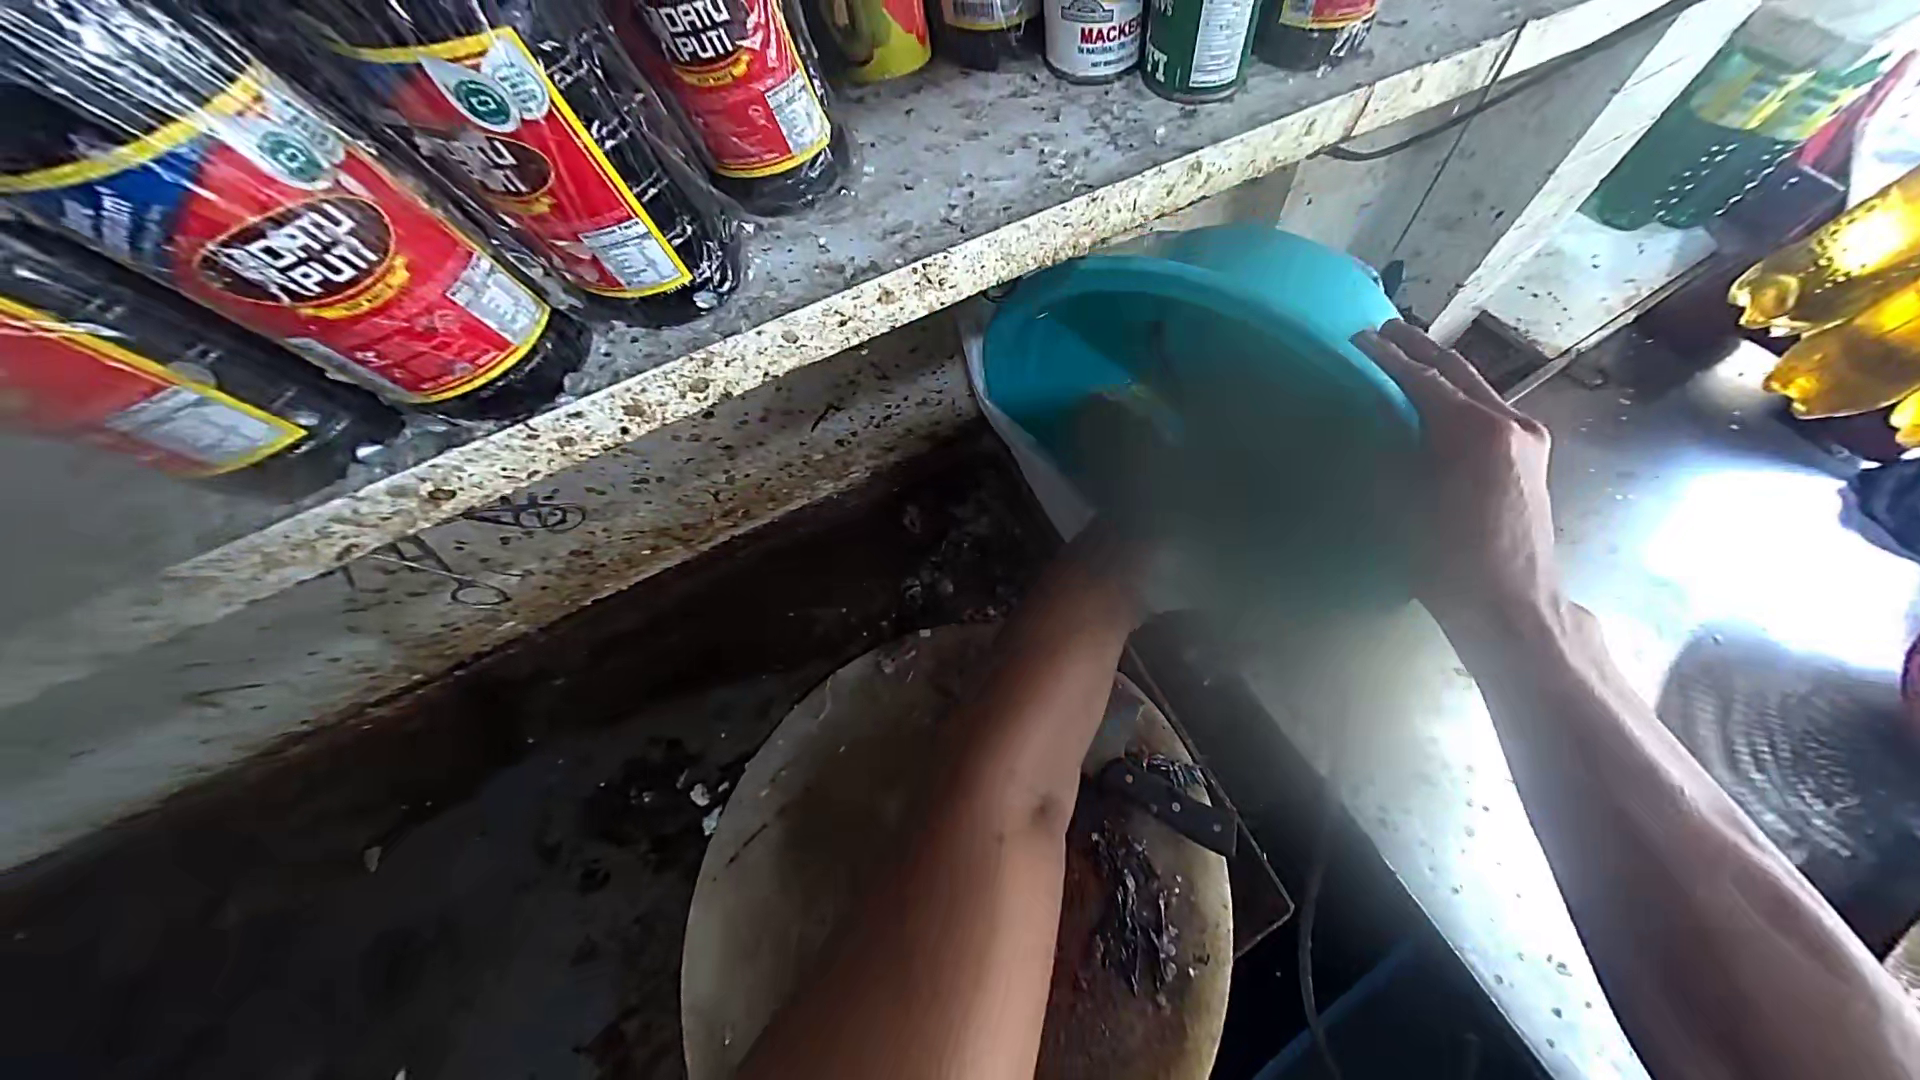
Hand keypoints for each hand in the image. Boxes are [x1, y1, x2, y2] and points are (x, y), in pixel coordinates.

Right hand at [1351, 321, 1562, 636]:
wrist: (1509, 599)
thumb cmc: (1444, 557)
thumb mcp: (1398, 502)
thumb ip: (1385, 453)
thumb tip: (1365, 423)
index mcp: (1474, 431)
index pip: (1422, 380)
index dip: (1387, 357)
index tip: (1359, 338)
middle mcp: (1509, 422)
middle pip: (1457, 372)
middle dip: (1418, 348)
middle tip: (1385, 328)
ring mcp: (1527, 436)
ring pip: (1475, 388)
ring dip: (1438, 370)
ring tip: (1405, 356)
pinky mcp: (1530, 454)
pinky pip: (1486, 409)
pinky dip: (1456, 395)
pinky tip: (1435, 399)